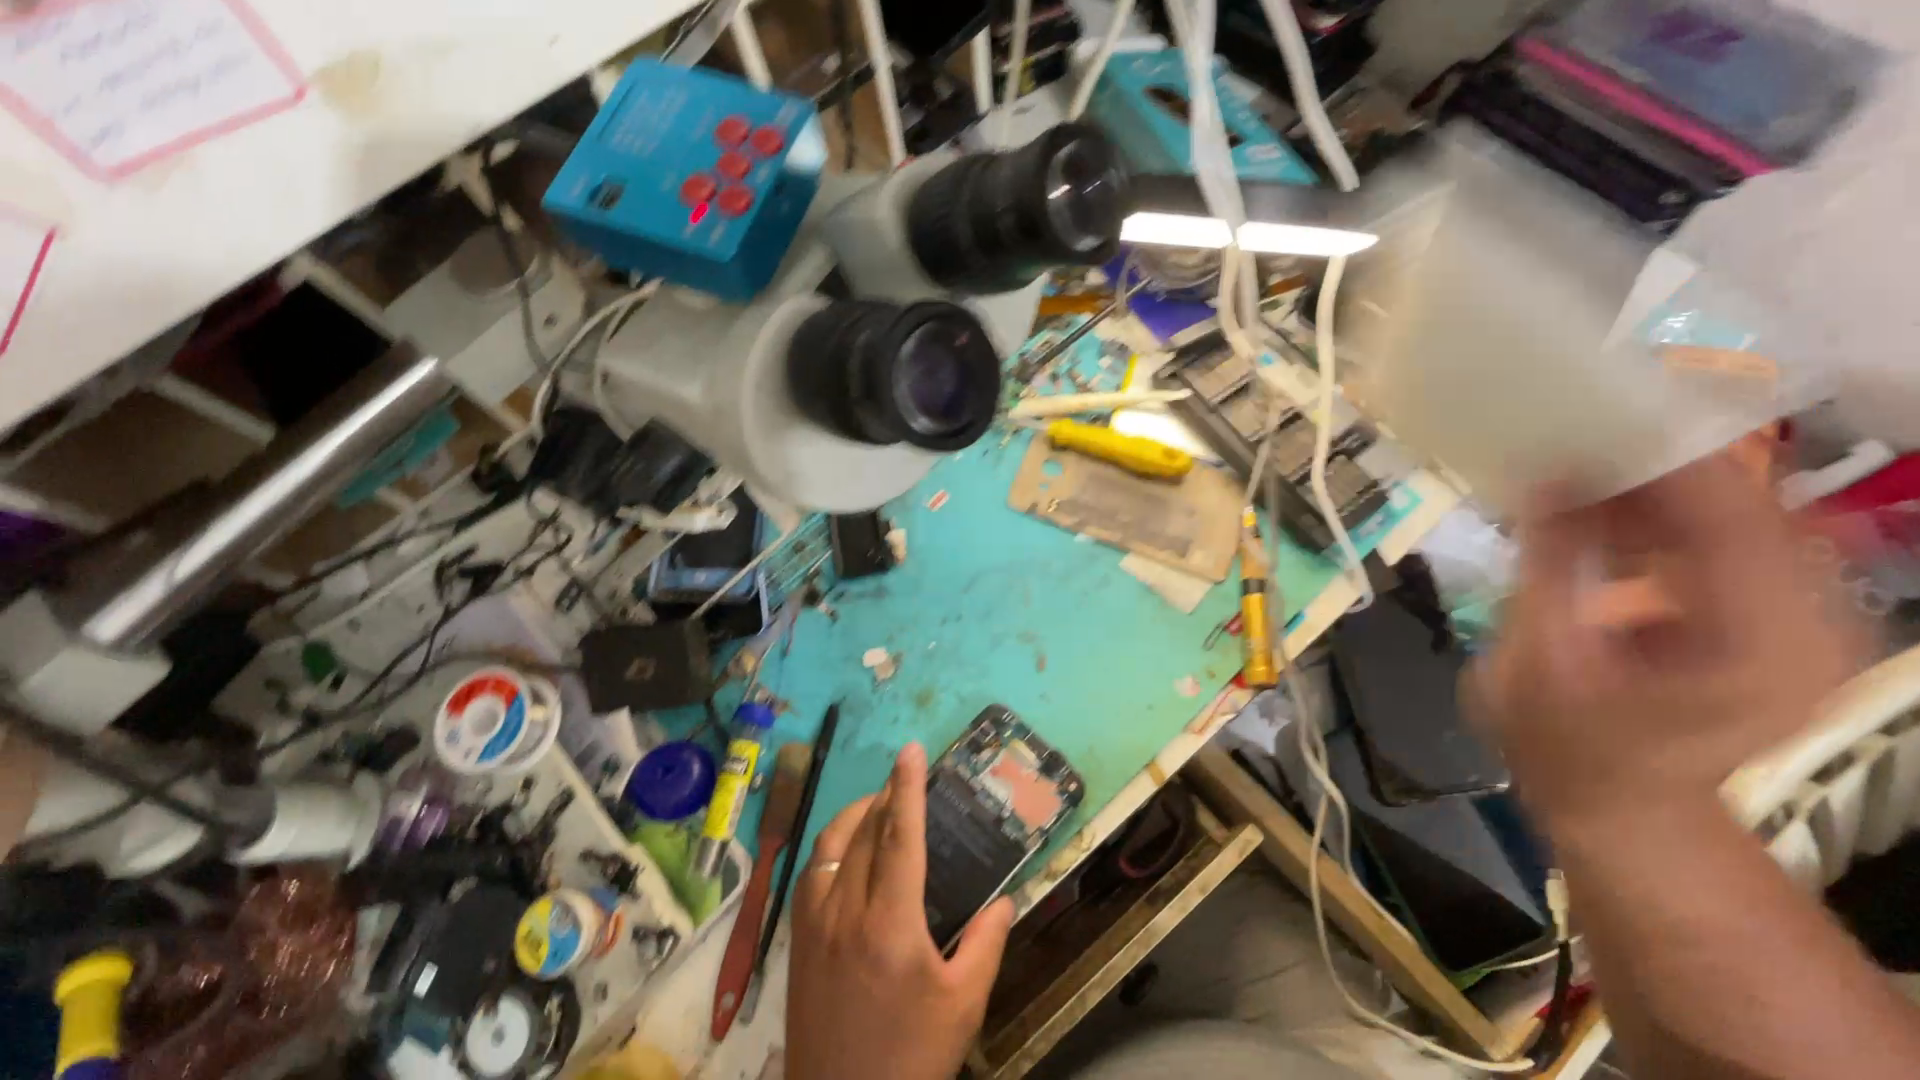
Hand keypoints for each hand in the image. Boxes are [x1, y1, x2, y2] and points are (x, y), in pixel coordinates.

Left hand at [787, 744, 1014, 1079]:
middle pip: (863, 834)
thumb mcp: (964, 1005)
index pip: (900, 837)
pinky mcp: (796, 943)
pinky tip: (845, 854)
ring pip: (829, 848)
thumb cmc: (911, 1055)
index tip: (911, 750)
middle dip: (885, 796)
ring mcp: (812, 926)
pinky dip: (830, 848)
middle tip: (905, 776)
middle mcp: (845, 912)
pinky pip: (810, 875)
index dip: (908, 789)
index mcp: (891, 924)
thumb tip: (1004, 899)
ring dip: (853, 817)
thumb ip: (986, 944)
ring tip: (878, 805)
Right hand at [1473, 456, 1866, 832]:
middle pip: (1749, 507)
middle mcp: (1819, 625)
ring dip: (1662, 490)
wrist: (1623, 812)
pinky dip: (1675, 518)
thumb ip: (1552, 562)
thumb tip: (1551, 473)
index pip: (1735, 520)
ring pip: (1745, 514)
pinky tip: (1613, 513)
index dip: (1668, 463)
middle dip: (1659, 470)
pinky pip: (1738, 538)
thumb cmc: (1572, 750)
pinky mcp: (1788, 614)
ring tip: (1584, 473)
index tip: (1595, 418)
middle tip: (1576, 441)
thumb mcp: (1539, 659)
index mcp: (1764, 648)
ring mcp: (1813, 618)